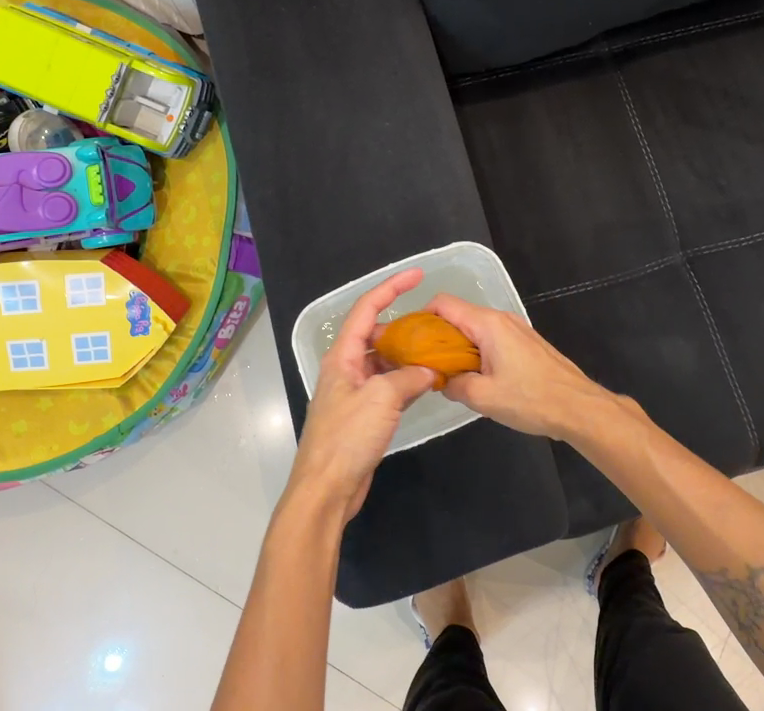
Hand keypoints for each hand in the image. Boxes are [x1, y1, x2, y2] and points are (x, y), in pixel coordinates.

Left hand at [288, 269, 439, 523]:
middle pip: (375, 334)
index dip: (390, 288)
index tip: (417, 275)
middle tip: (434, 322)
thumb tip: (430, 370)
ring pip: (383, 362)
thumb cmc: (347, 437)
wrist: (327, 488)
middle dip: (403, 324)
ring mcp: (353, 393)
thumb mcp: (382, 399)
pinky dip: (406, 380)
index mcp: (342, 356)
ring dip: (407, 355)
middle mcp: (345, 368)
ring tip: (437, 349)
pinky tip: (427, 383)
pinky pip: (387, 387)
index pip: (366, 309)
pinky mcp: (362, 416)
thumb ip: (409, 377)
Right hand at [425, 294, 618, 441]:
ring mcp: (516, 330)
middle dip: (435, 335)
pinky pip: (490, 339)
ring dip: (456, 347)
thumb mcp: (483, 397)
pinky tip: (473, 377)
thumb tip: (440, 380)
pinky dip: (475, 352)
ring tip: (445, 373)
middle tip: (421, 362)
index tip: (408, 340)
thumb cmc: (531, 399)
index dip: (420, 317)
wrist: (579, 408)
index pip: (443, 303)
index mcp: (487, 324)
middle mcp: (501, 319)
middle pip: (458, 315)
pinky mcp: (525, 344)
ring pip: (474, 329)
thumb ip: (453, 385)